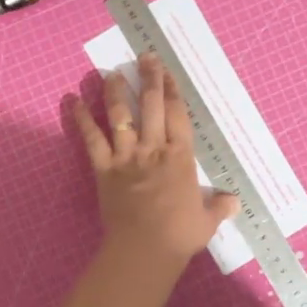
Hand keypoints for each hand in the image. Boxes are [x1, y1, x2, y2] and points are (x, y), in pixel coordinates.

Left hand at [70, 54, 237, 266]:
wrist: (145, 249)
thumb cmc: (179, 235)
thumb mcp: (207, 221)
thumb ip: (218, 207)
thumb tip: (233, 202)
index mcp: (181, 157)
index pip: (178, 115)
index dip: (173, 91)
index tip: (168, 73)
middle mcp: (153, 149)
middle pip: (151, 106)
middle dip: (149, 78)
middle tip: (145, 57)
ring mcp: (127, 157)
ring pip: (120, 116)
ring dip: (115, 92)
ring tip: (111, 74)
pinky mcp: (104, 169)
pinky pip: (92, 140)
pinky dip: (81, 120)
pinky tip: (73, 101)